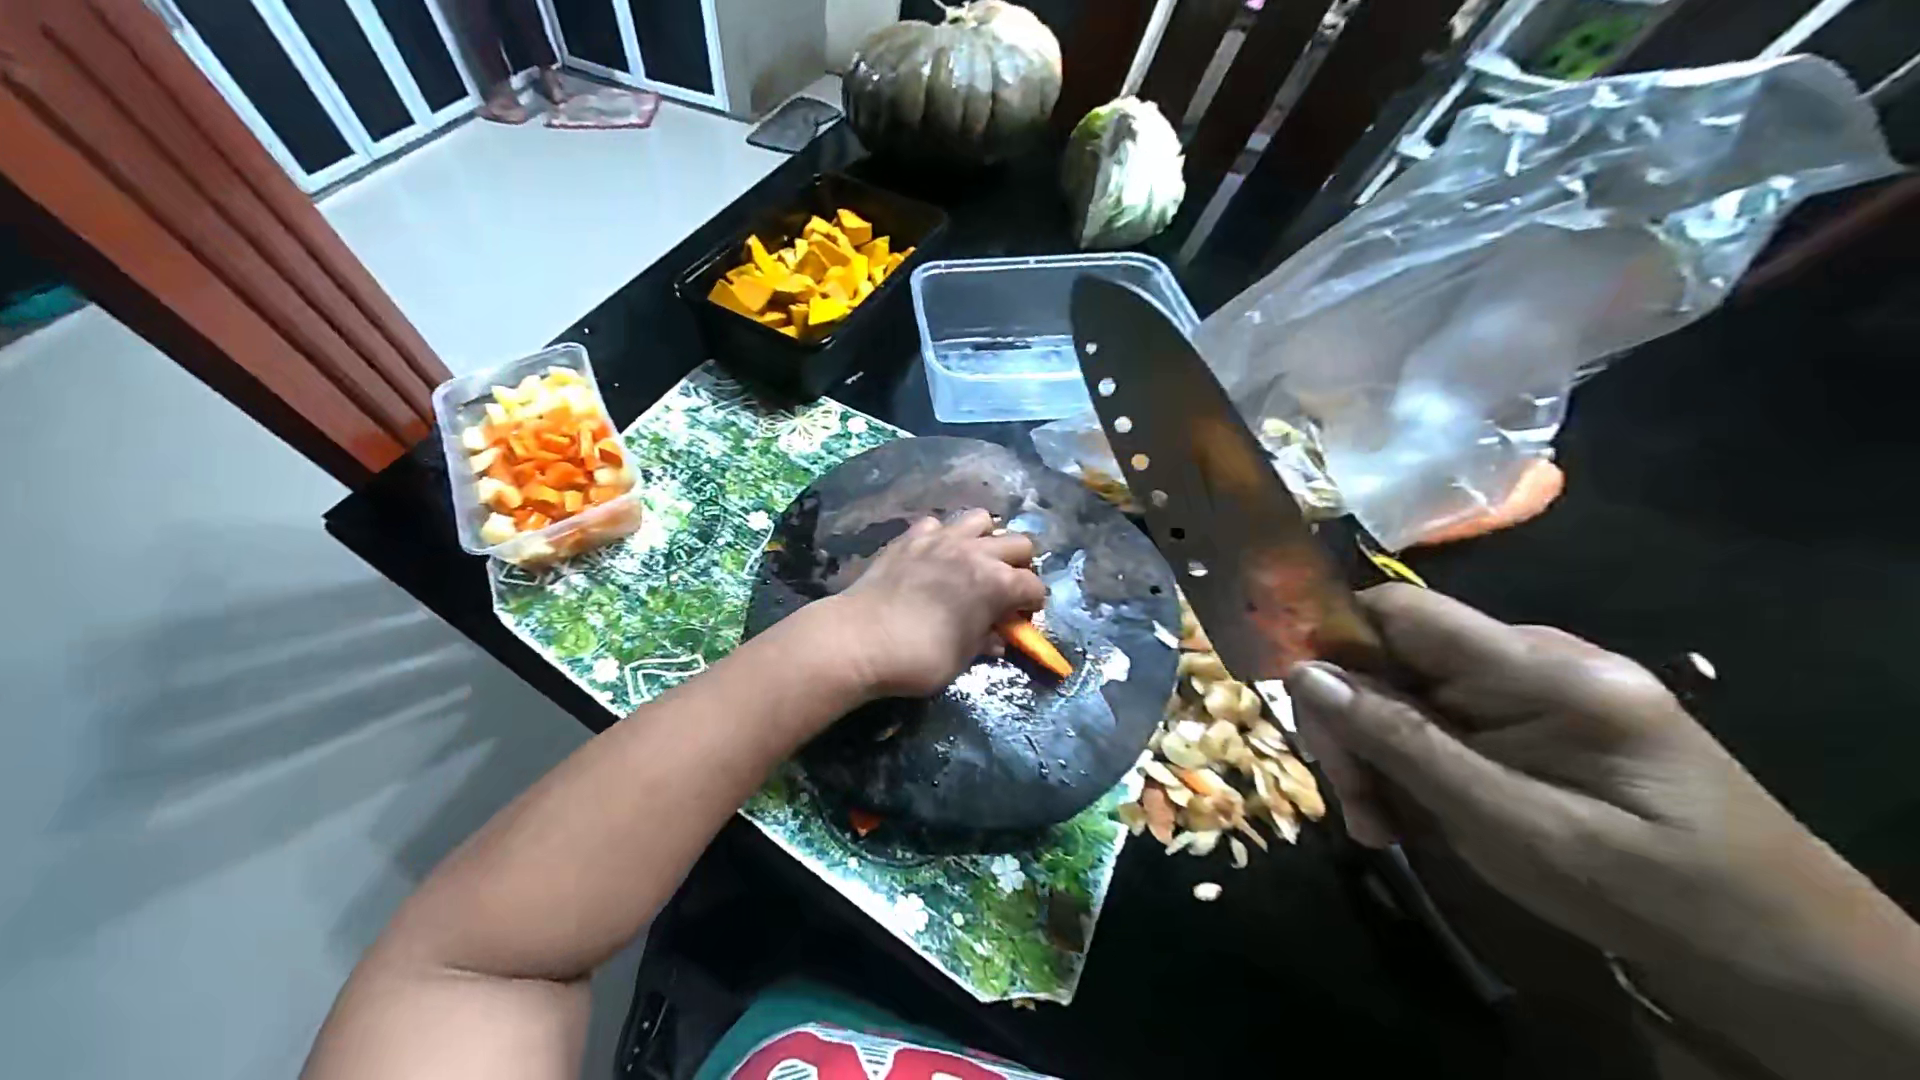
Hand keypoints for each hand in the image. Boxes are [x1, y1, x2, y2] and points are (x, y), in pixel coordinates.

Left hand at [822, 509, 1046, 699]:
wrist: (859, 639)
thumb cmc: (918, 657)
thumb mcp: (962, 659)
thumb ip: (984, 642)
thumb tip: (997, 638)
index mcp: (997, 583)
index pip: (1033, 586)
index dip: (1032, 604)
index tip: (1021, 618)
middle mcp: (976, 552)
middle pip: (1019, 543)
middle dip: (1019, 566)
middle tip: (1004, 589)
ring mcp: (942, 538)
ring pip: (981, 519)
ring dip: (986, 539)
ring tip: (974, 562)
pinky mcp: (911, 537)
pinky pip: (937, 524)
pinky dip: (943, 537)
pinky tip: (935, 557)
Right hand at [1283, 586, 1919, 1006]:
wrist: (1783, 955)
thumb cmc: (1651, 891)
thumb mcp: (1509, 825)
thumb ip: (1402, 742)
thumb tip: (1302, 674)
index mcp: (1546, 670)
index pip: (1401, 610)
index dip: (1331, 636)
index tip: (1291, 699)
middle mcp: (1534, 658)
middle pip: (1394, 658)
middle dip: (1352, 724)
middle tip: (1348, 802)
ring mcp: (1532, 686)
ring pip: (1404, 693)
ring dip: (1375, 754)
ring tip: (1378, 824)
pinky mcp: (1529, 715)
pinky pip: (1435, 718)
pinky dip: (1406, 763)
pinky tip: (1405, 813)